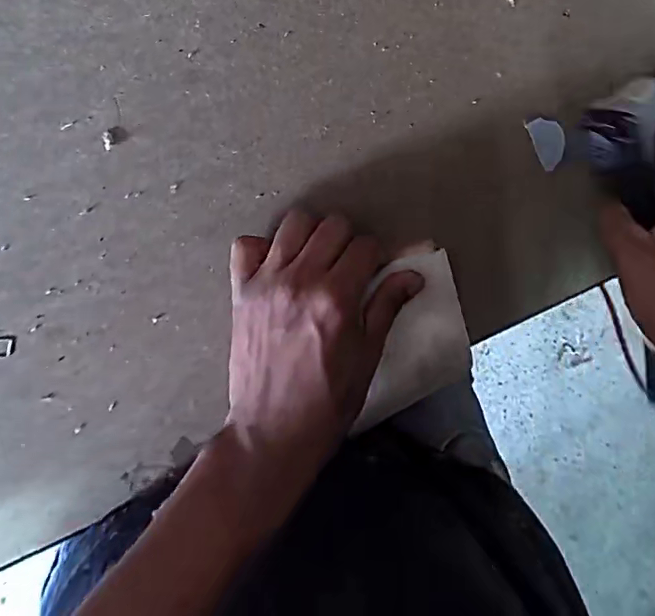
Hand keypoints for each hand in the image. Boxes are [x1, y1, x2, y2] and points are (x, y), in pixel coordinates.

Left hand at [225, 211, 421, 481]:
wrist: (271, 432)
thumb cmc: (328, 398)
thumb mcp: (368, 353)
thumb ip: (387, 304)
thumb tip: (413, 274)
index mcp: (336, 296)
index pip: (366, 245)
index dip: (378, 255)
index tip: (376, 271)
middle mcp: (301, 280)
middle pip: (333, 225)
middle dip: (349, 240)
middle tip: (349, 267)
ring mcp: (267, 283)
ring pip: (295, 222)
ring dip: (312, 234)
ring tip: (316, 259)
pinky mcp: (241, 292)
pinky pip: (246, 245)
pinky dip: (264, 248)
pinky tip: (278, 266)